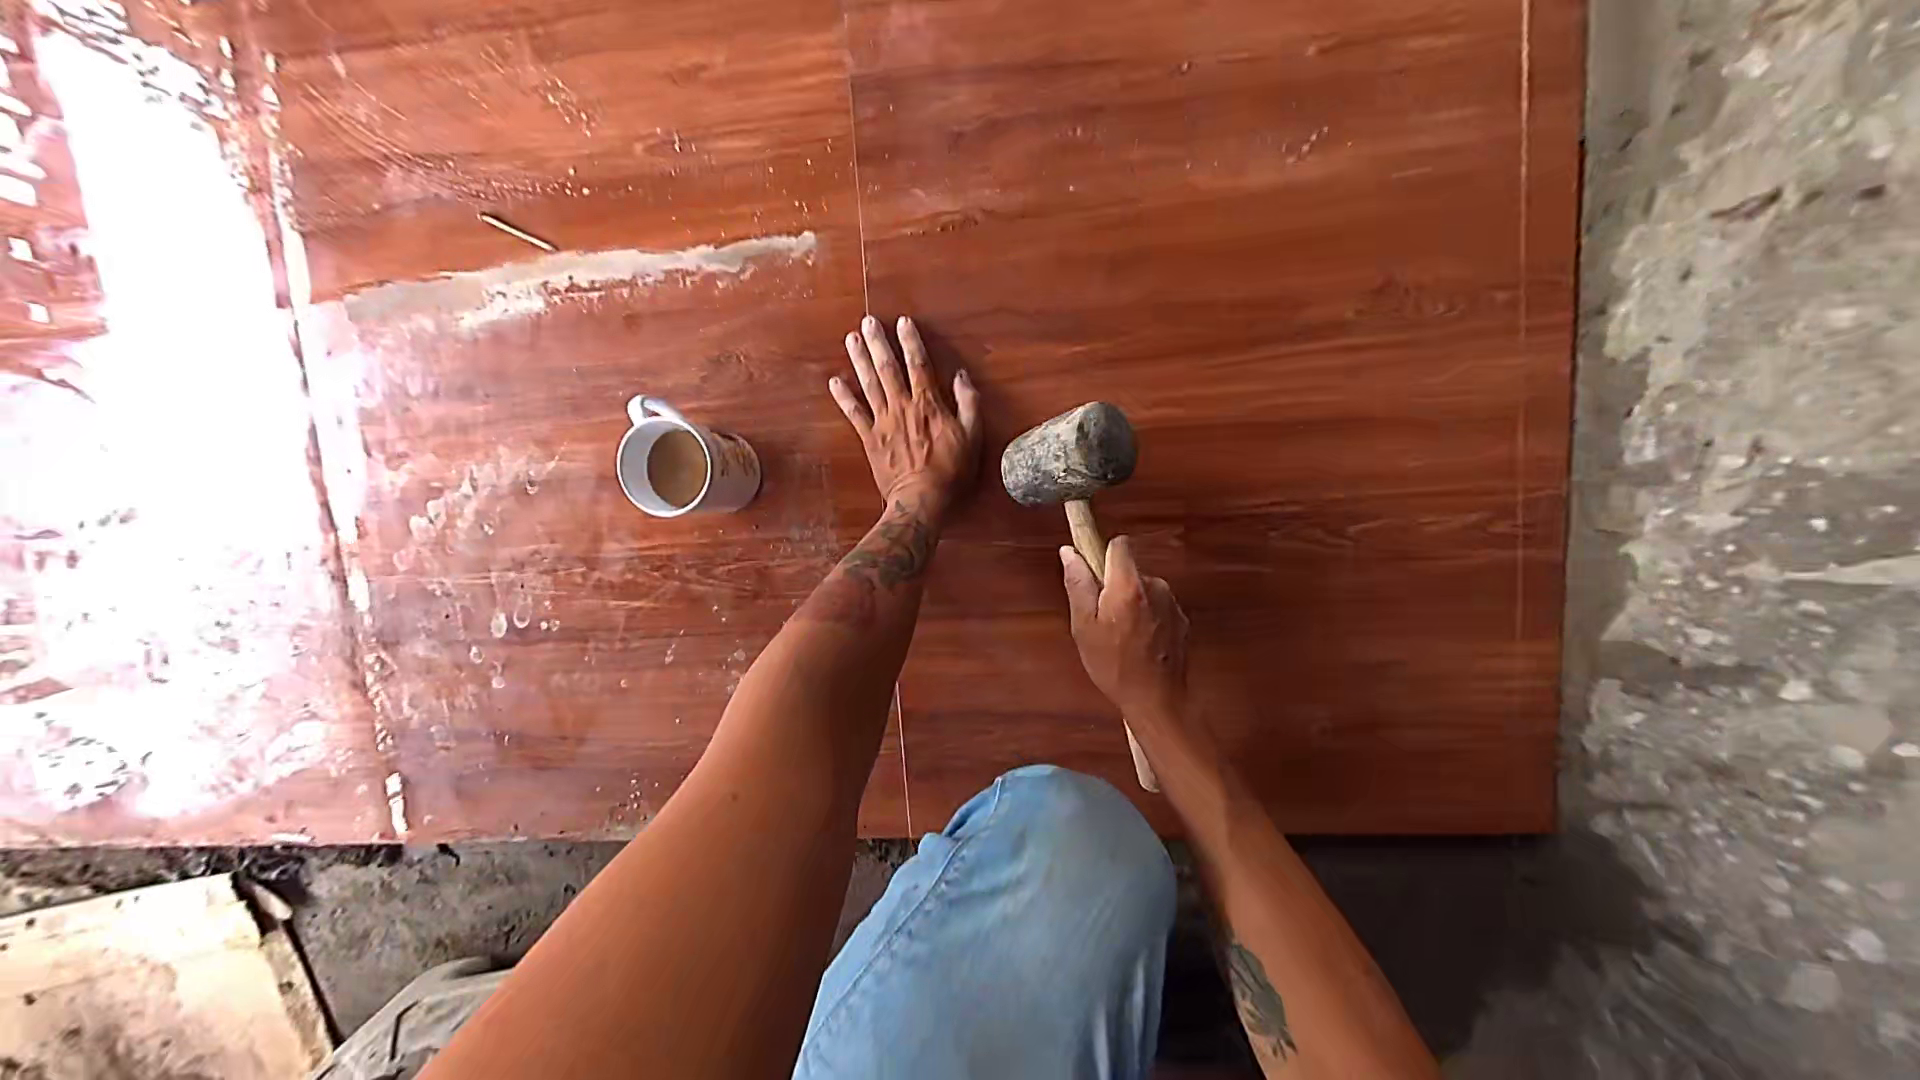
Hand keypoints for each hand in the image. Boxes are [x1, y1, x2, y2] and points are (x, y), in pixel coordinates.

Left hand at [830, 315, 981, 522]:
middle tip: (868, 322)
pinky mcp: (870, 439)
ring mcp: (883, 422)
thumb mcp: (972, 436)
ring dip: (859, 360)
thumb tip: (961, 376)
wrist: (921, 500)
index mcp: (928, 404)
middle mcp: (902, 406)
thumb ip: (968, 403)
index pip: (919, 364)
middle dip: (878, 343)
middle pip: (888, 368)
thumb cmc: (951, 471)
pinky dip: (844, 397)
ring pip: (869, 384)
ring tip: (851, 339)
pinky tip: (835, 381)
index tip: (903, 322)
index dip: (910, 341)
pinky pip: (854, 414)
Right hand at [1060, 536, 1190, 720]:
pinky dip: (1145, 617)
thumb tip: (1070, 552)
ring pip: (1142, 589)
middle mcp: (1155, 587)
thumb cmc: (1115, 667)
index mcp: (1128, 586)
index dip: (1102, 552)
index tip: (1091, 568)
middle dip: (1113, 585)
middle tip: (1100, 616)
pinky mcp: (1181, 618)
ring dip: (1130, 603)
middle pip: (1129, 569)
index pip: (1119, 544)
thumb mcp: (1083, 626)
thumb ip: (1077, 584)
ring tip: (1119, 635)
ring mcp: (1171, 603)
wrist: (1156, 700)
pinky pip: (1156, 605)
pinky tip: (1137, 643)